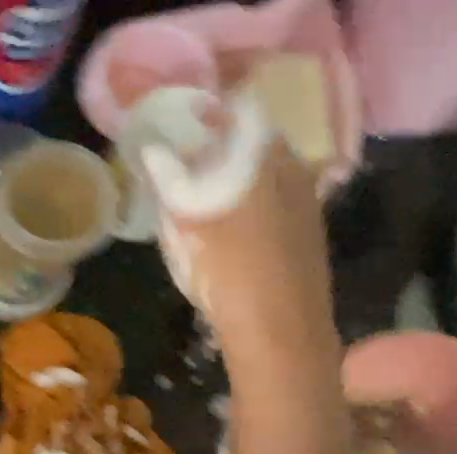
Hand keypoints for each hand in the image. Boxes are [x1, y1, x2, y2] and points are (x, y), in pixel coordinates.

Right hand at [144, 100, 337, 371]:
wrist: (281, 334)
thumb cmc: (234, 273)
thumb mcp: (193, 223)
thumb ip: (173, 182)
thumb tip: (153, 151)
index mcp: (272, 161)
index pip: (243, 117)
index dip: (212, 116)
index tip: (181, 125)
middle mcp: (295, 174)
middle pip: (253, 148)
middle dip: (218, 151)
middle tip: (181, 167)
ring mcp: (303, 208)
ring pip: (261, 179)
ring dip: (229, 183)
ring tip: (194, 202)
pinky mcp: (302, 240)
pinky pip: (267, 208)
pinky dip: (241, 209)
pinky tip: (221, 236)